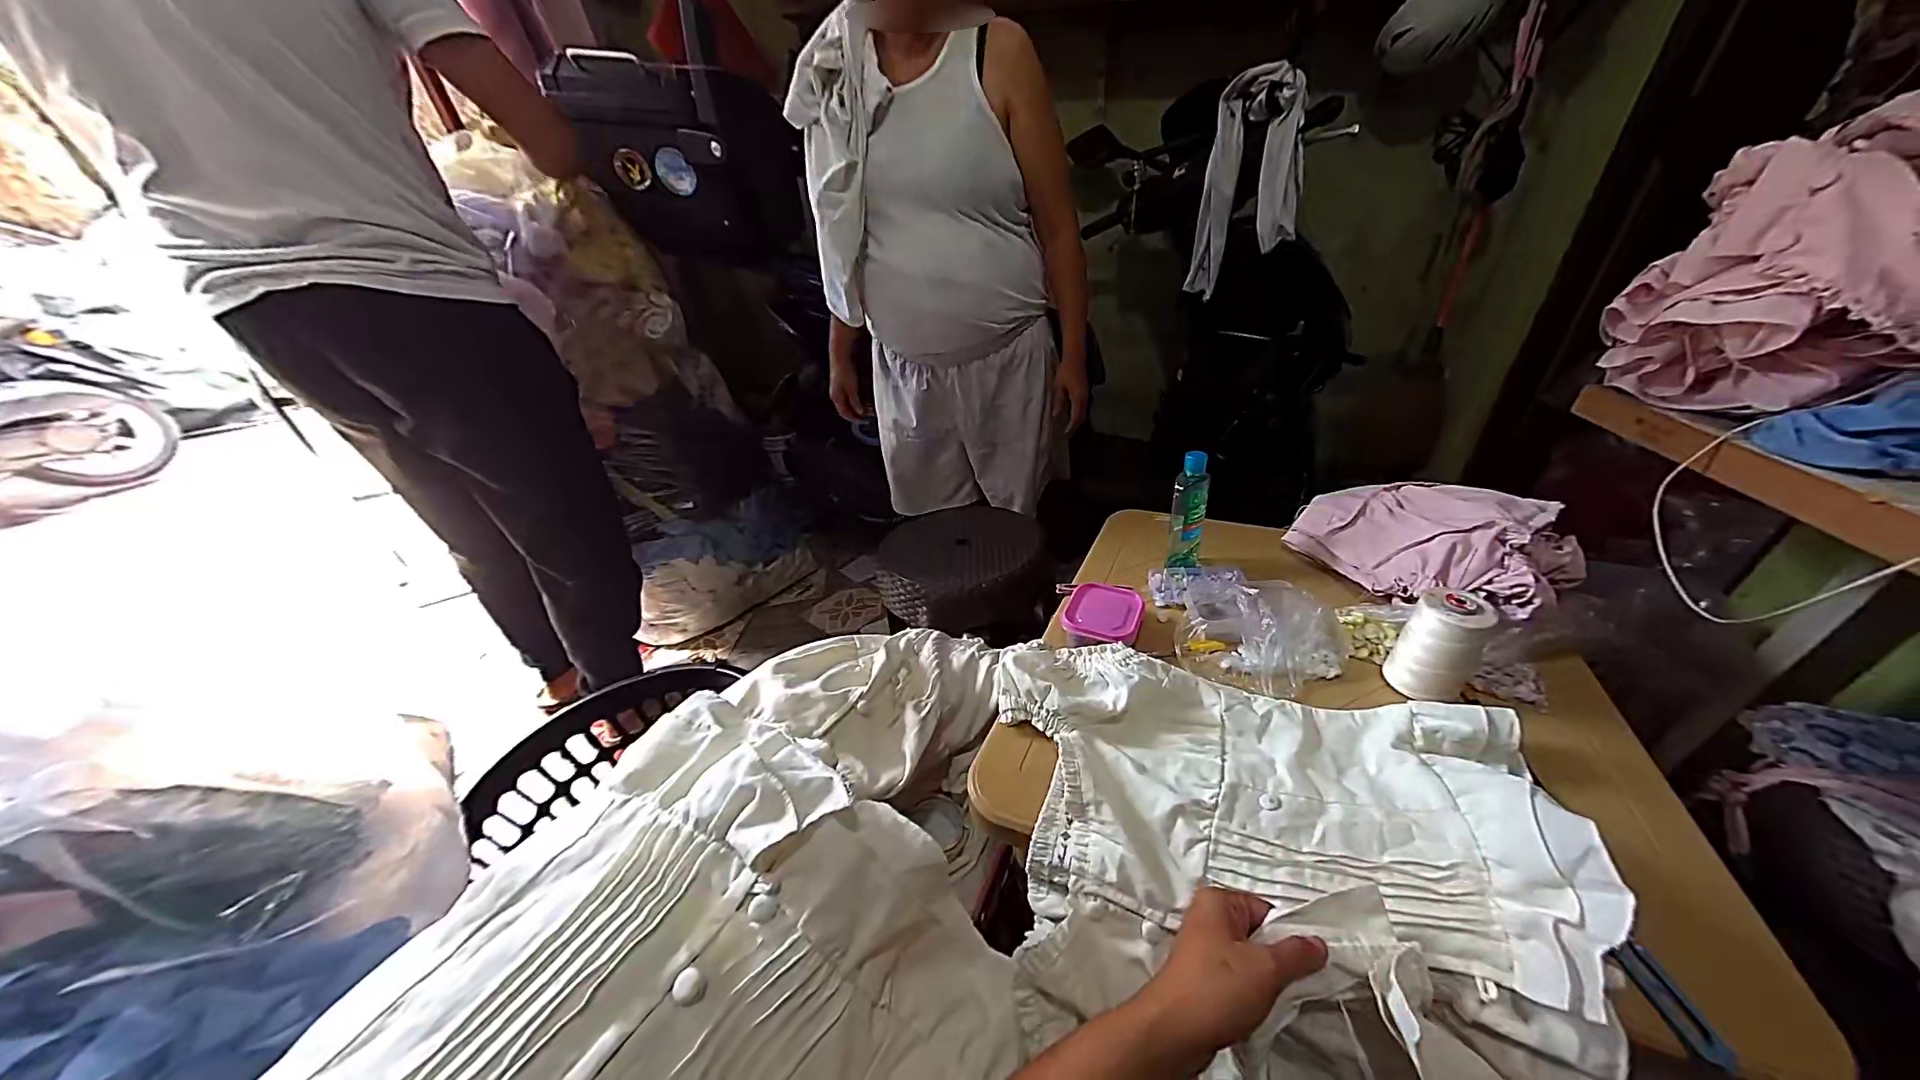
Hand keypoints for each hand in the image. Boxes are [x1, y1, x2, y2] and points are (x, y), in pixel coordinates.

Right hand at [828, 356, 869, 421]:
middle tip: (870, 414)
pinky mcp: (846, 382)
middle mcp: (838, 394)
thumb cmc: (844, 370)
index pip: (845, 413)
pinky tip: (867, 397)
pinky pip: (853, 394)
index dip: (854, 418)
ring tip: (871, 407)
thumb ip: (855, 401)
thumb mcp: (851, 388)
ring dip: (861, 405)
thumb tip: (860, 412)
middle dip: (859, 413)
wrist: (842, 354)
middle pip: (848, 408)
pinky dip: (860, 398)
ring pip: (852, 401)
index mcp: (837, 397)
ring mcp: (841, 388)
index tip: (864, 421)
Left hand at [1054, 356, 1088, 433]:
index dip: (1071, 428)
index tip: (1064, 434)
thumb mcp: (1059, 386)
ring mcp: (1086, 396)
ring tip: (1068, 428)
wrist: (1076, 359)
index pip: (1076, 418)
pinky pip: (1083, 408)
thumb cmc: (1065, 371)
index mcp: (1078, 399)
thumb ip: (1058, 401)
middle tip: (1066, 434)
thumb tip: (1055, 415)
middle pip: (1081, 418)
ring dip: (1077, 422)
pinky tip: (1071, 416)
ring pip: (1083, 413)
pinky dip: (1078, 415)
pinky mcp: (1085, 394)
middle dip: (1074, 427)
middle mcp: (1085, 399)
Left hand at [1126, 888, 1327, 1074]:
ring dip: (1266, 978)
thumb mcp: (1266, 968)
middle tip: (1292, 980)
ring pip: (1250, 957)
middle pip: (1260, 933)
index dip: (1291, 934)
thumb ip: (1297, 954)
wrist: (1175, 1030)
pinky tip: (1257, 1006)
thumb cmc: (1214, 989)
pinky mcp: (1204, 974)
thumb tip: (1317, 944)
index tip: (1310, 959)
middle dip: (1279, 958)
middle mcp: (1206, 917)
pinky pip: (1238, 976)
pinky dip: (1251, 990)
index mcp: (1216, 901)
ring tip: (1272, 996)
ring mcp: (1203, 947)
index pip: (1268, 909)